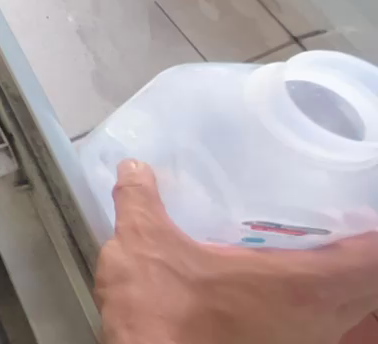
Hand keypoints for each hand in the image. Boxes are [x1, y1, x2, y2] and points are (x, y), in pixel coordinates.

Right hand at [96, 159, 377, 343]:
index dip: (366, 232)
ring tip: (302, 248)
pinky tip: (274, 284)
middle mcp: (322, 317)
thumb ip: (141, 199)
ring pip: (353, 310)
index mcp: (301, 286)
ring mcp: (308, 339)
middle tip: (322, 219)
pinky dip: (320, 303)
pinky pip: (329, 324)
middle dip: (356, 253)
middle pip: (369, 286)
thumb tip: (137, 167)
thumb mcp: (142, 240)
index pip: (370, 260)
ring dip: (341, 282)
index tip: (349, 209)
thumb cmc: (163, 303)